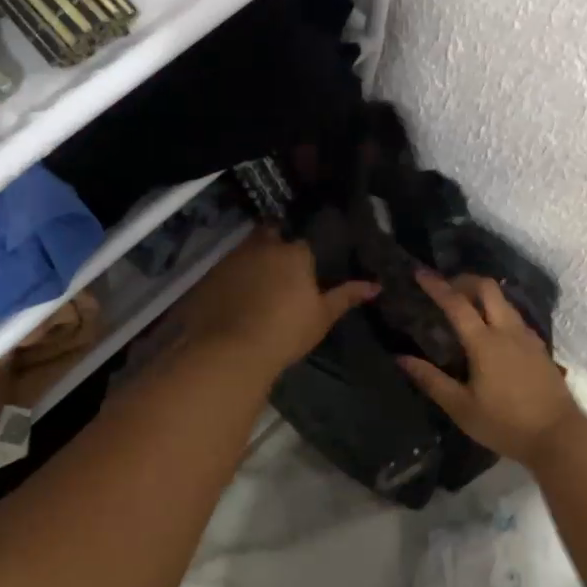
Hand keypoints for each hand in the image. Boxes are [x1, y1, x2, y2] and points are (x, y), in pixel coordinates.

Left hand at [174, 227, 377, 378]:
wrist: (228, 351)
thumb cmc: (285, 331)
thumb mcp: (322, 317)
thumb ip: (347, 296)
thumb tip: (376, 286)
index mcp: (294, 251)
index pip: (304, 239)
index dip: (305, 250)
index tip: (308, 263)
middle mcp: (263, 245)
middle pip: (272, 234)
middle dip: (276, 243)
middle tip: (283, 267)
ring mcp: (233, 258)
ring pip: (248, 249)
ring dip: (255, 260)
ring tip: (260, 283)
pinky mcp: (210, 274)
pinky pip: (227, 268)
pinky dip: (234, 277)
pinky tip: (236, 296)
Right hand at [398, 270, 582, 467]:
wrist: (558, 435)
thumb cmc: (505, 424)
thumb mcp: (462, 408)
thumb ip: (432, 381)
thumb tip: (402, 359)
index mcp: (485, 342)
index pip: (457, 303)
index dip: (437, 286)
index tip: (420, 273)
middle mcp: (507, 330)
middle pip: (487, 287)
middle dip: (464, 280)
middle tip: (445, 289)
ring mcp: (527, 336)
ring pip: (503, 299)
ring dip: (482, 294)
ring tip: (465, 307)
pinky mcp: (539, 346)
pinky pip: (514, 315)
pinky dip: (497, 310)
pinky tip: (490, 330)